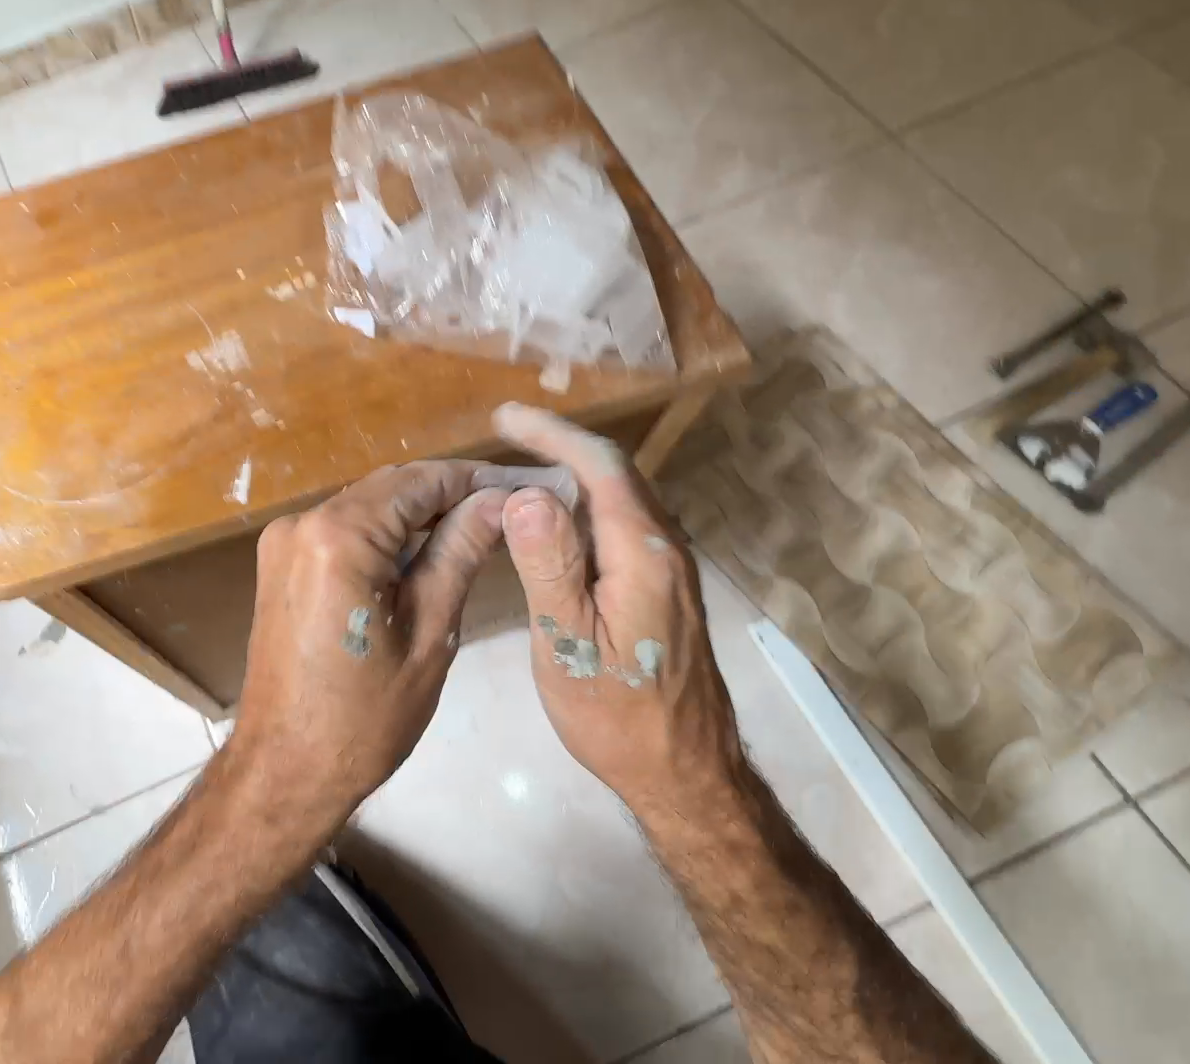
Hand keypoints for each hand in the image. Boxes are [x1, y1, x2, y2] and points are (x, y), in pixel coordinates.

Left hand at [229, 461, 509, 829]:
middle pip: (389, 488)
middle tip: (508, 510)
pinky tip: (423, 554)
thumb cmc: (366, 716)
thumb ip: (461, 554)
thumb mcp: (431, 633)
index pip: (420, 481)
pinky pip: (341, 532)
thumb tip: (500, 500)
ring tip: (477, 531)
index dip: (475, 480)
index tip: (524, 486)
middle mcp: (301, 523)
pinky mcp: (278, 565)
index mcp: (338, 536)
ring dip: (416, 515)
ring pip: (365, 507)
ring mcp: (282, 543)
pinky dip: (383, 536)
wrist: (286, 766)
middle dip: (447, 496)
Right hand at [490, 403, 743, 812]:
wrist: (684, 772)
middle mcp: (666, 549)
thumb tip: (527, 493)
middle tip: (505, 436)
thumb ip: (549, 566)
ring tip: (522, 468)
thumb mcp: (568, 644)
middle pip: (616, 474)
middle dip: (560, 445)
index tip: (504, 417)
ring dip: (574, 473)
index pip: (600, 466)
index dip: (552, 433)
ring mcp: (671, 570)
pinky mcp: (666, 591)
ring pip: (622, 499)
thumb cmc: (617, 714)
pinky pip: (624, 527)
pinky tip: (556, 524)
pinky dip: (586, 507)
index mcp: (642, 554)